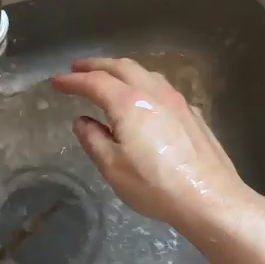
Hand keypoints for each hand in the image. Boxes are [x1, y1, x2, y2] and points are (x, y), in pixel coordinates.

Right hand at [51, 57, 255, 229]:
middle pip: (123, 67)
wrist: (208, 197)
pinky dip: (142, 84)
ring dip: (122, 71)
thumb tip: (82, 122)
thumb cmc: (154, 186)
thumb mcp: (112, 168)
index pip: (95, 83)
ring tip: (108, 79)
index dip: (73, 80)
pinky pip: (161, 87)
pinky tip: (141, 99)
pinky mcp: (192, 113)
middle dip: (97, 65)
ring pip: (146, 73)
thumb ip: (93, 140)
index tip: (56, 82)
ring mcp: (177, 101)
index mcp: (129, 104)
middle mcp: (154, 93)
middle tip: (78, 68)